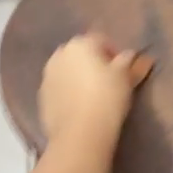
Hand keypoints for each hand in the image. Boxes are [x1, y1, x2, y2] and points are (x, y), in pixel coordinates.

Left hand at [39, 33, 147, 148]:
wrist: (80, 132)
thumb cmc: (107, 98)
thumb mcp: (126, 77)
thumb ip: (128, 61)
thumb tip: (131, 55)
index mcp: (81, 44)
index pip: (101, 40)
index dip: (114, 53)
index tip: (123, 69)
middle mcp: (60, 54)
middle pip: (81, 53)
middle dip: (93, 62)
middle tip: (108, 80)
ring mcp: (47, 75)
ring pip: (68, 70)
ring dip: (79, 76)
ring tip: (93, 95)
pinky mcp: (41, 96)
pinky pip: (59, 87)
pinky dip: (68, 91)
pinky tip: (80, 106)